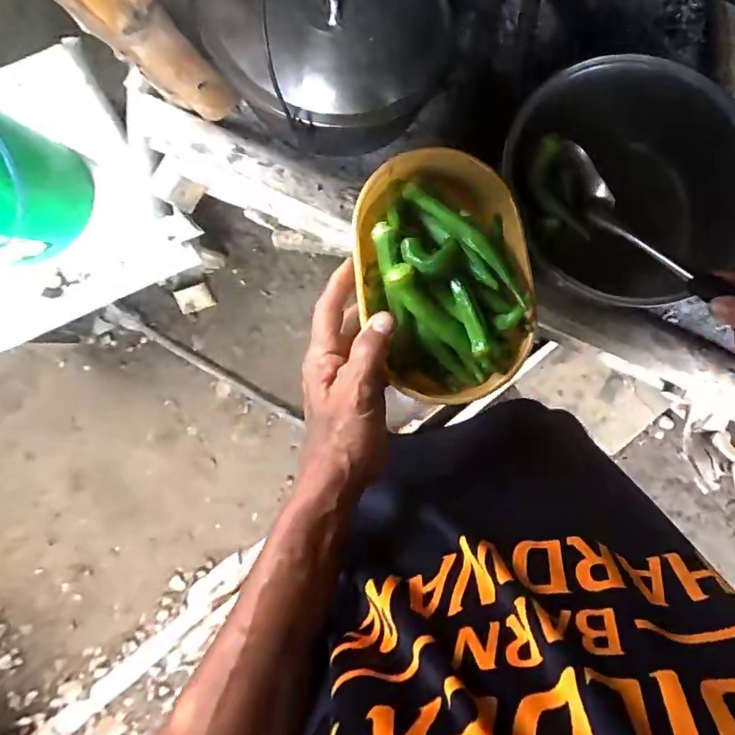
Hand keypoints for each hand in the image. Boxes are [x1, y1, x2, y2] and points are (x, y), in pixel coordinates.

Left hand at [299, 260, 394, 490]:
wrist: (339, 479)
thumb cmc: (343, 436)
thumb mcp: (357, 391)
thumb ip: (369, 352)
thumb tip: (385, 316)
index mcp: (322, 355)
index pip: (329, 308)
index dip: (341, 281)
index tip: (358, 256)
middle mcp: (331, 359)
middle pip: (348, 319)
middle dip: (367, 296)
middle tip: (395, 275)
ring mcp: (347, 375)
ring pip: (364, 338)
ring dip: (381, 320)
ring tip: (408, 300)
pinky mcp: (362, 389)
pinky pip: (376, 357)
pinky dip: (391, 345)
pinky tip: (412, 340)